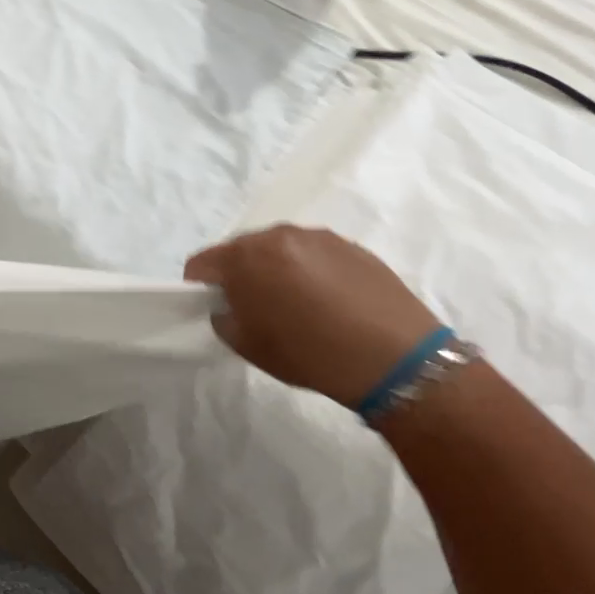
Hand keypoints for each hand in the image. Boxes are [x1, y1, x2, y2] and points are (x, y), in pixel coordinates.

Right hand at [184, 225, 441, 406]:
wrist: (395, 358)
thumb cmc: (310, 353)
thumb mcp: (247, 345)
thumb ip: (225, 317)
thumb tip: (230, 306)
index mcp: (246, 257)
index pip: (201, 262)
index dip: (199, 287)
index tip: (213, 308)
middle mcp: (279, 236)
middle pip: (241, 250)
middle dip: (239, 274)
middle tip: (254, 308)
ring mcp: (319, 237)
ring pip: (280, 249)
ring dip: (276, 269)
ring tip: (296, 305)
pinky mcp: (353, 246)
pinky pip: (314, 254)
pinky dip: (310, 271)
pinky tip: (327, 302)